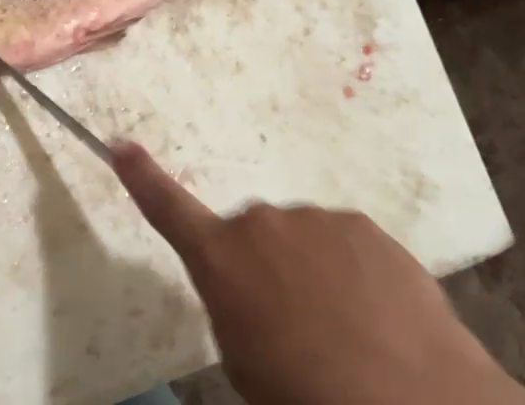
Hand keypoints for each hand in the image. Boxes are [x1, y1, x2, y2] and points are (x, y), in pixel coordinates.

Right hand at [113, 143, 524, 404]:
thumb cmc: (300, 389)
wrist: (404, 397)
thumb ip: (233, 306)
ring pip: (305, 241)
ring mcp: (316, 220)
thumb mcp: (243, 361)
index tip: (120, 145)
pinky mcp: (365, 226)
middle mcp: (261, 224)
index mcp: (219, 258)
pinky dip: (356, 275)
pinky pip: (348, 246)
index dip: (140, 177)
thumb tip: (252, 293)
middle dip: (268, 267)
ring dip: (315, 272)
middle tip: (294, 324)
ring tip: (345, 329)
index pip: (167, 209)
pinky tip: (376, 318)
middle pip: (255, 238)